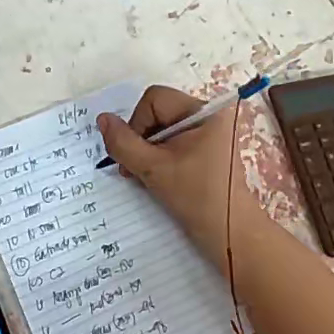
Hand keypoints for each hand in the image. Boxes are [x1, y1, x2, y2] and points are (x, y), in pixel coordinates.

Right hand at [98, 86, 265, 264]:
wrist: (230, 233)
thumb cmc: (195, 197)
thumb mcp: (152, 168)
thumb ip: (123, 142)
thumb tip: (103, 119)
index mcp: (203, 112)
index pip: (154, 100)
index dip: (137, 124)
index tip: (136, 156)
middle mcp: (209, 116)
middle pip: (157, 112)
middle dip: (141, 139)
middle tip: (134, 169)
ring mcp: (209, 133)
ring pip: (162, 129)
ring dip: (147, 151)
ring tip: (146, 177)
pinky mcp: (206, 150)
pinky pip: (173, 142)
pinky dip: (159, 158)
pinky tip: (158, 179)